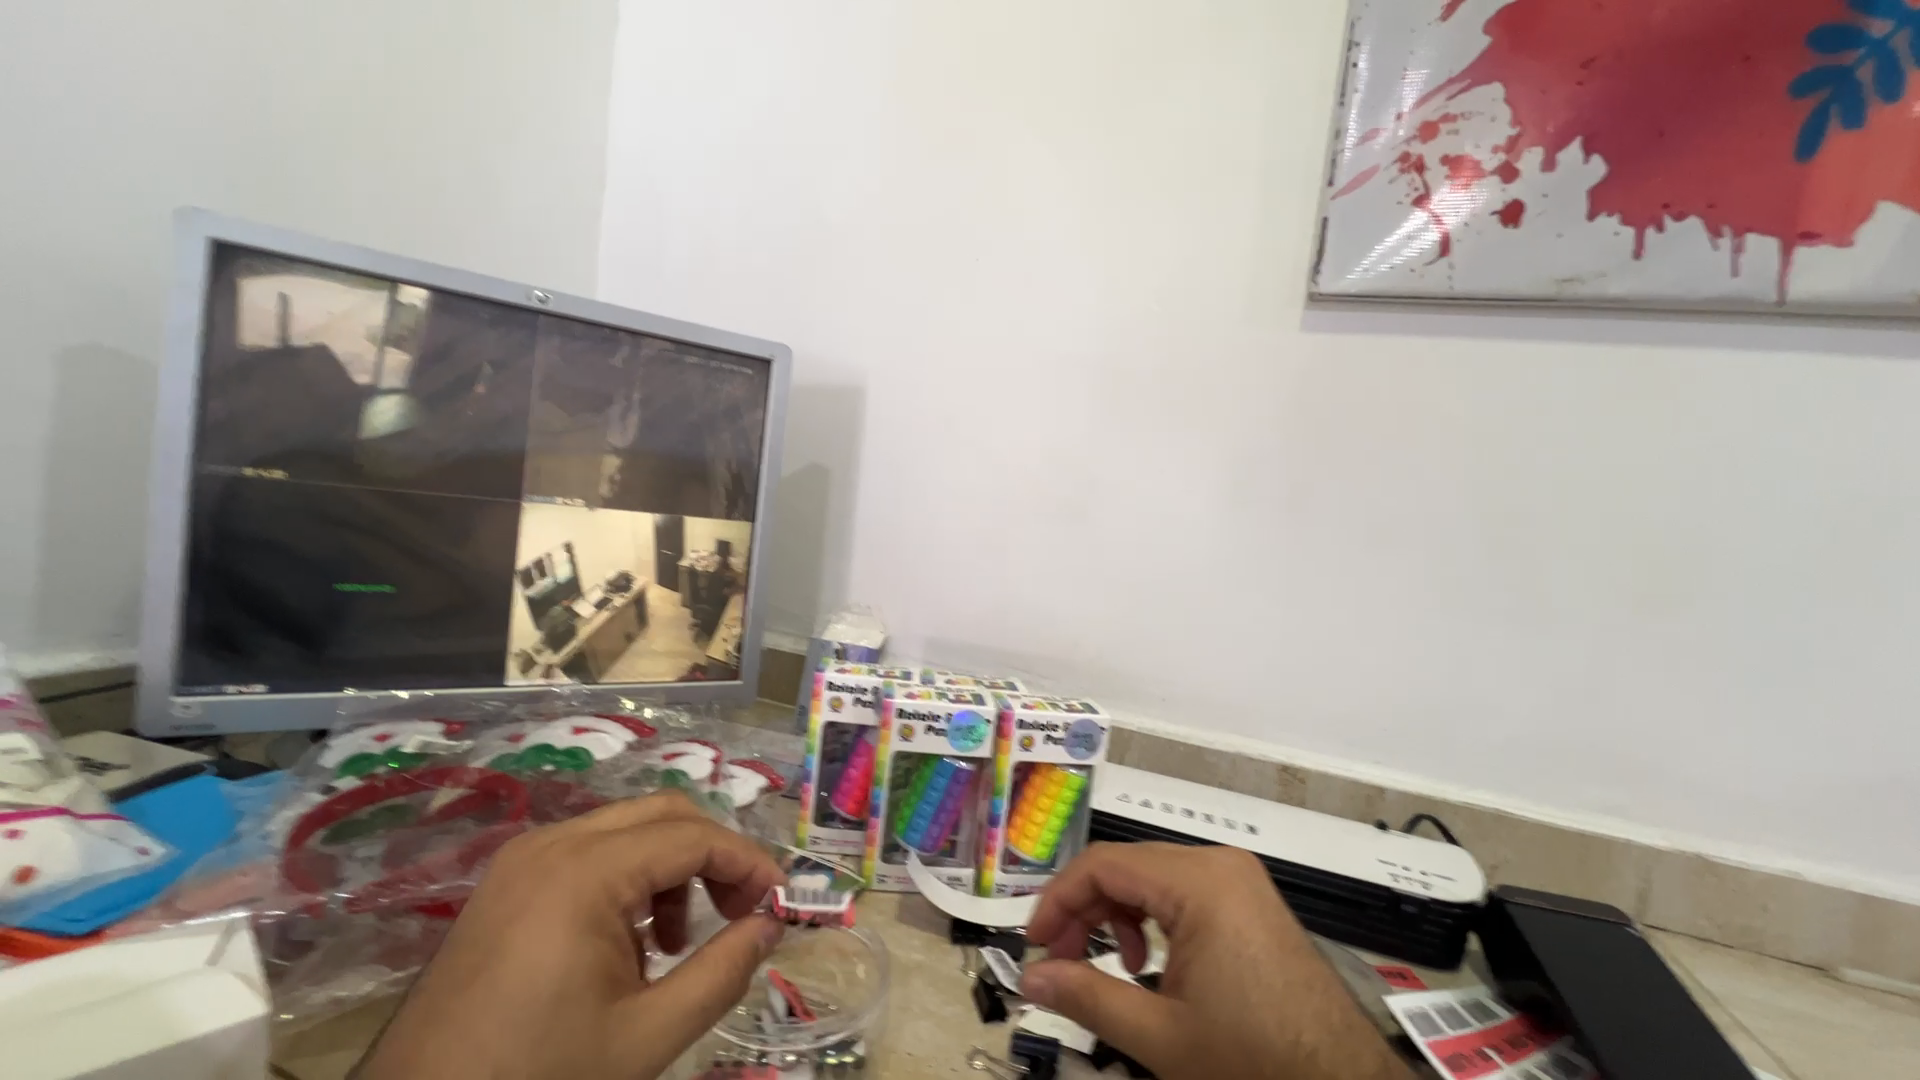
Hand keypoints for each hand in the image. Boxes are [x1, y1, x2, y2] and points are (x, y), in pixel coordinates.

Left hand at [357, 791, 785, 1079]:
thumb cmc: (537, 1075)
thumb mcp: (646, 1037)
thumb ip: (722, 973)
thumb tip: (770, 925)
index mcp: (585, 872)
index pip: (695, 836)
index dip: (749, 863)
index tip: (780, 904)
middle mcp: (553, 843)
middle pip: (664, 813)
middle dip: (714, 855)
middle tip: (738, 915)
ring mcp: (523, 858)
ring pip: (628, 827)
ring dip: (673, 866)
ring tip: (677, 942)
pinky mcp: (506, 880)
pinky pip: (590, 850)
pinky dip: (630, 876)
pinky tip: (628, 941)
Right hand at [1021, 843, 1411, 1079]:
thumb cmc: (1254, 1060)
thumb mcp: (1161, 1036)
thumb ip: (1086, 997)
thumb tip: (1029, 980)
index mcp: (1199, 881)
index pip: (1103, 864)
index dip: (1058, 899)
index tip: (1033, 944)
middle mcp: (1219, 863)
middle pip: (1126, 865)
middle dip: (1084, 910)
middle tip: (1057, 960)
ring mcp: (1238, 878)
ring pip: (1150, 876)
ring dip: (1115, 914)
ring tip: (1105, 964)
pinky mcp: (1248, 898)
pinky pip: (1181, 889)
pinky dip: (1150, 917)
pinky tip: (1147, 960)